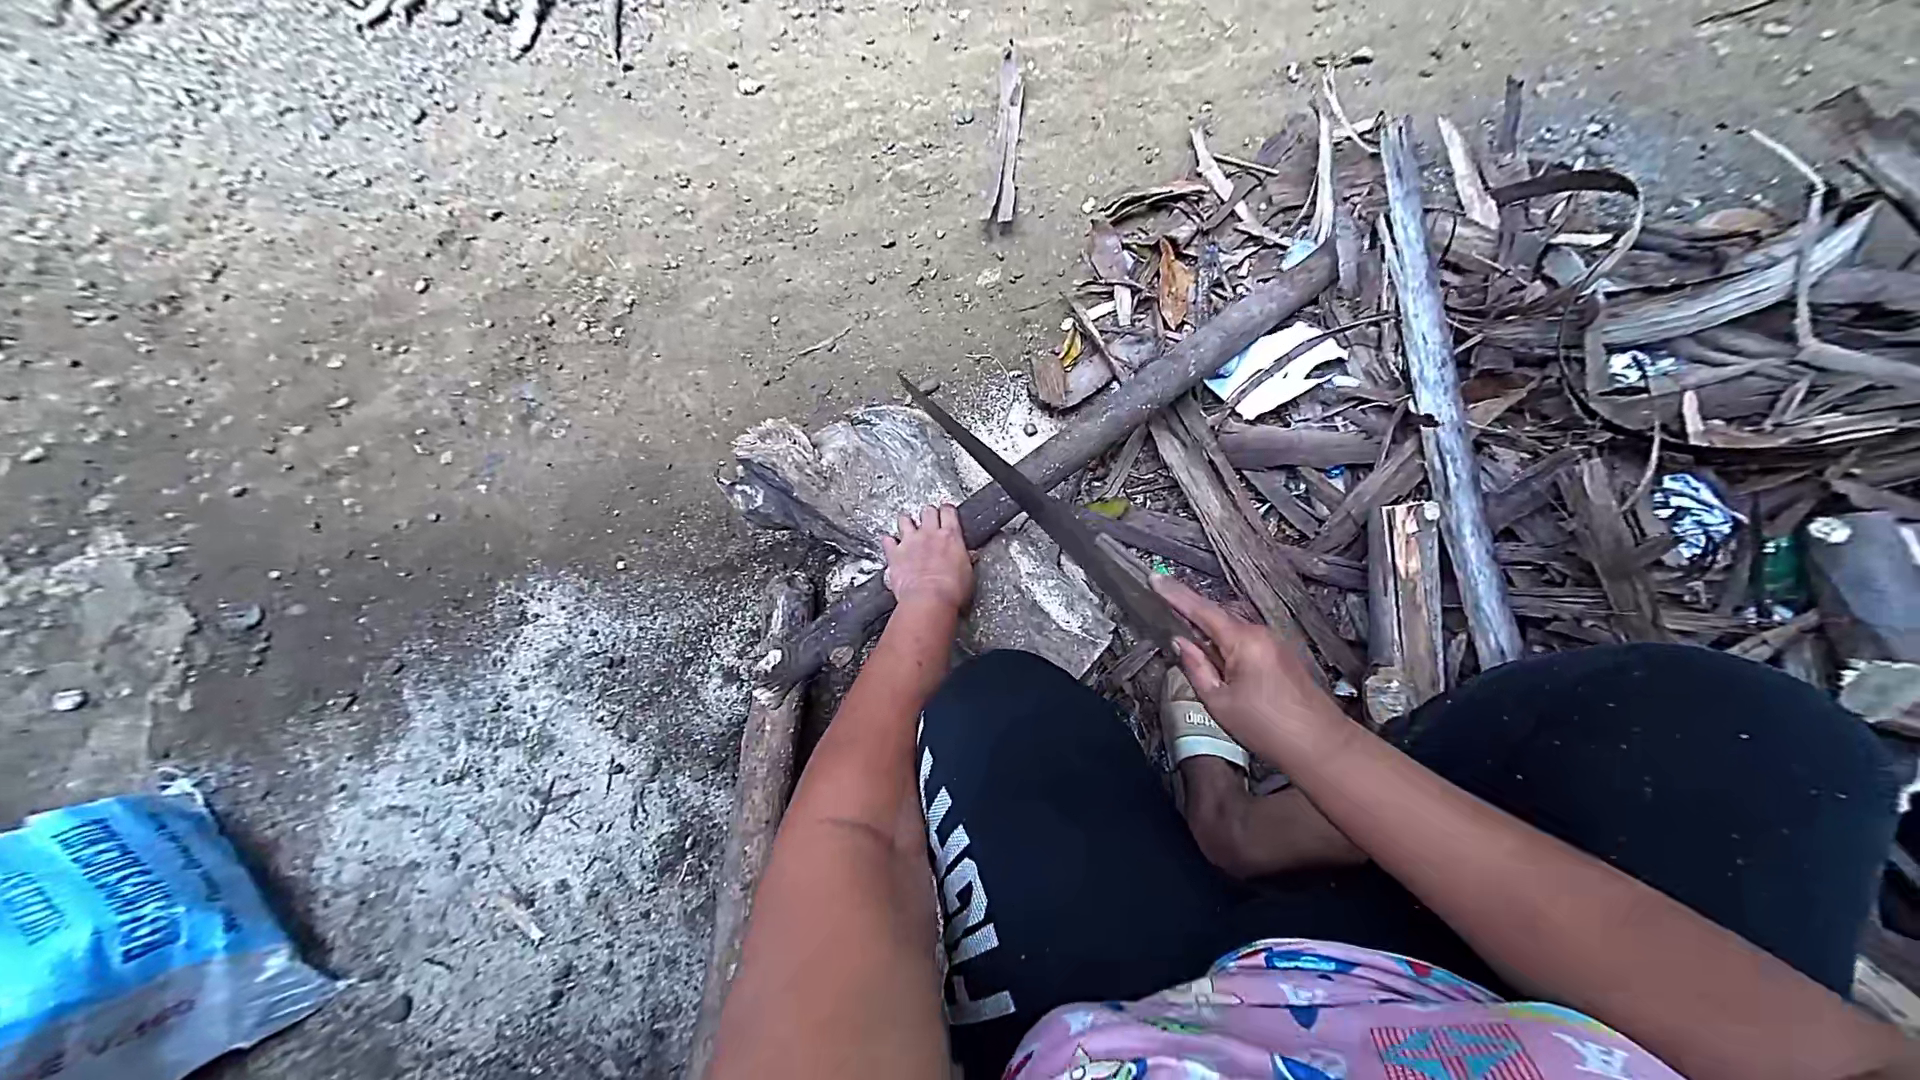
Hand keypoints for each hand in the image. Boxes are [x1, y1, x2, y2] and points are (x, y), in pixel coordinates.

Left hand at [881, 504, 972, 611]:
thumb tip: (969, 556)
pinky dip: (889, 541)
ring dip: (906, 522)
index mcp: (950, 536)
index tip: (947, 513)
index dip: (947, 510)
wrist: (929, 600)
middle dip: (928, 514)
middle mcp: (929, 534)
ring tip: (908, 527)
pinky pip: (887, 540)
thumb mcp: (968, 573)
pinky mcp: (895, 554)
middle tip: (929, 520)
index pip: (948, 512)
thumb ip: (965, 559)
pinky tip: (890, 543)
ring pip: (904, 520)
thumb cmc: (951, 590)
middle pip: (927, 511)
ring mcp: (910, 542)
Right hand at [1150, 574, 1351, 763]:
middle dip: (1192, 621)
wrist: (1321, 747)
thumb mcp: (1218, 702)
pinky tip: (1224, 672)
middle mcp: (1261, 634)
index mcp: (1244, 641)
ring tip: (1202, 665)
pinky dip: (1228, 650)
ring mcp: (1274, 643)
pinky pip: (1246, 643)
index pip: (1201, 609)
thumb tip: (1181, 643)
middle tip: (1168, 626)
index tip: (1155, 578)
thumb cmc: (1269, 728)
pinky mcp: (1281, 655)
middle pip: (1216, 618)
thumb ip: (1195, 667)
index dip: (1174, 594)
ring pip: (1231, 633)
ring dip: (1211, 642)